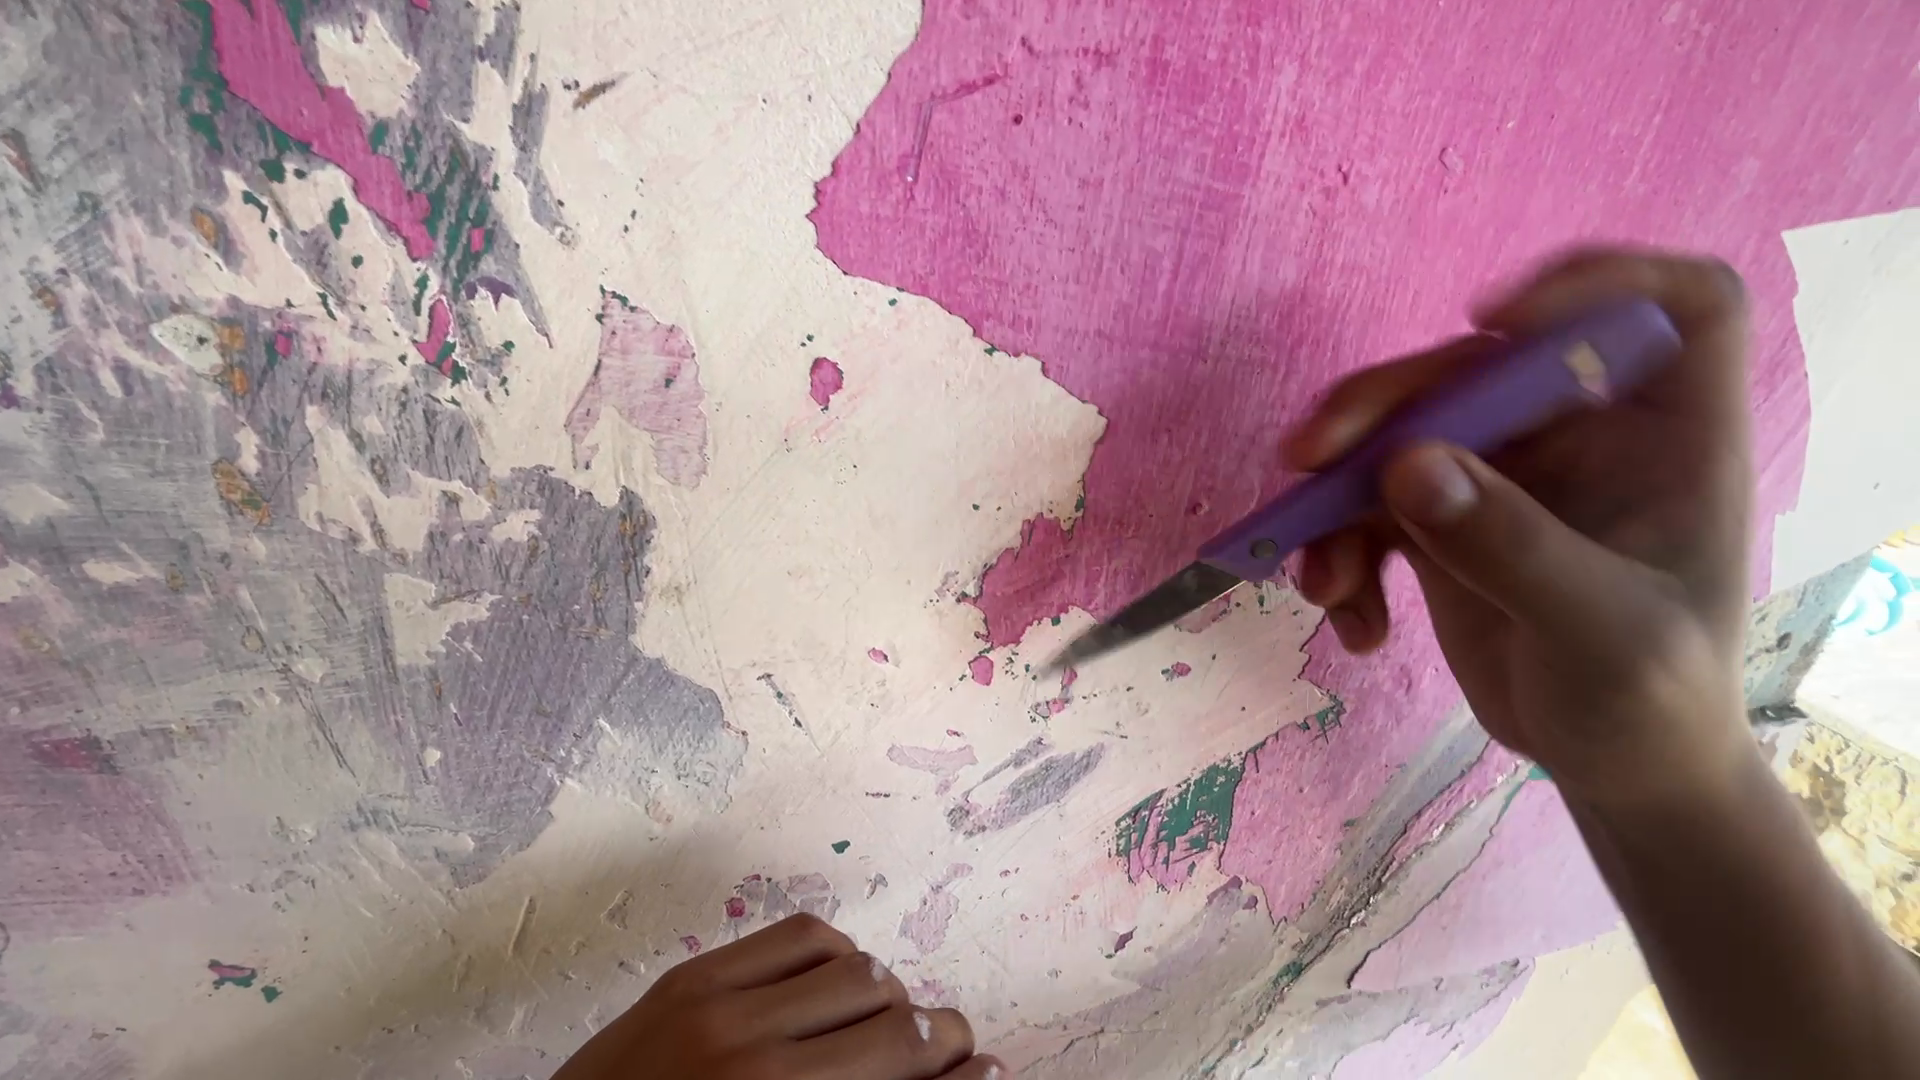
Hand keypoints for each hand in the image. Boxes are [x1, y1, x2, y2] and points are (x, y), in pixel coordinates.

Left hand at [553, 914, 1008, 1079]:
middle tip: (936, 1049)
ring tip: (878, 1018)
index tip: (985, 1068)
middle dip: (933, 1033)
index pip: (902, 1072)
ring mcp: (721, 1012)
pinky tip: (830, 983)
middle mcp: (757, 1072)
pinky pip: (803, 934)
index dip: (962, 1076)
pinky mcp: (694, 975)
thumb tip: (959, 1071)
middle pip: (894, 1021)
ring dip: (885, 993)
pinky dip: (837, 953)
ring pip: (859, 968)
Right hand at [1288, 249, 1757, 809]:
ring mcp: (1496, 479)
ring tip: (1324, 589)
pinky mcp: (1438, 522)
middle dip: (1377, 411)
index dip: (1592, 287)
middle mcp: (1576, 441)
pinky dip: (1341, 562)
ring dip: (1335, 509)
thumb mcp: (1600, 636)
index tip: (1491, 321)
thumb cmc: (1649, 703)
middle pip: (1469, 372)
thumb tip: (1403, 467)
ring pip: (1392, 443)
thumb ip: (1510, 547)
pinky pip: (1365, 512)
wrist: (1605, 762)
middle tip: (1306, 460)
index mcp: (1663, 441)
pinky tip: (1353, 625)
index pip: (1672, 308)